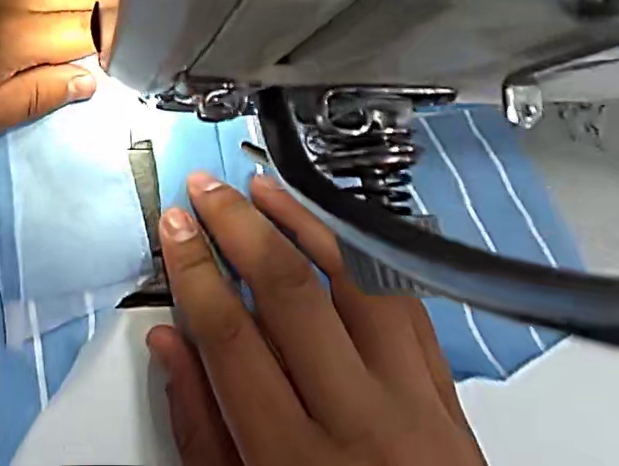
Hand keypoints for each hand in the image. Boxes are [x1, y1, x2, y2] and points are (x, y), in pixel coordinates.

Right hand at [148, 172, 487, 465]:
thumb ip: (202, 431)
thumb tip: (169, 342)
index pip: (231, 338)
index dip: (194, 270)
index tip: (175, 228)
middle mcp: (362, 426)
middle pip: (290, 291)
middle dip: (239, 224)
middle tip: (207, 189)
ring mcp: (416, 405)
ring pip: (354, 278)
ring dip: (303, 220)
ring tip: (264, 188)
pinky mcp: (450, 397)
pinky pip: (403, 303)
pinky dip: (364, 256)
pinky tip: (333, 228)